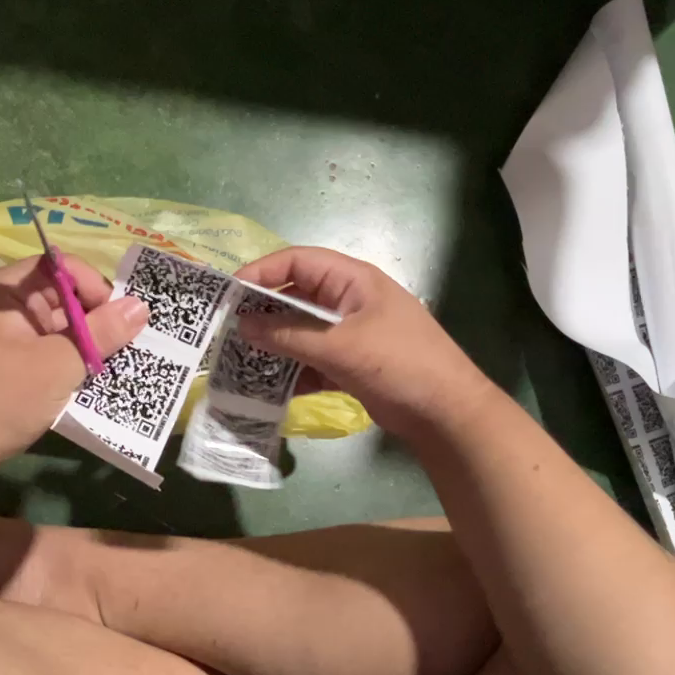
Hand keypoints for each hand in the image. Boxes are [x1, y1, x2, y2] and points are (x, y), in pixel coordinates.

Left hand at [0, 254, 148, 467]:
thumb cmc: (0, 400)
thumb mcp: (58, 365)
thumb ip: (102, 335)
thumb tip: (142, 306)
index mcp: (2, 291)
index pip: (58, 267)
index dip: (93, 287)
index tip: (117, 322)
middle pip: (57, 298)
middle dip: (93, 321)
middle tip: (121, 349)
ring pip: (52, 330)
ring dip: (81, 348)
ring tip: (107, 369)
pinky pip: (40, 353)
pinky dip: (63, 365)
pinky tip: (81, 386)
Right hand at [235, 247, 490, 438]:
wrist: (445, 412)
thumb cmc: (398, 364)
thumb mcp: (339, 347)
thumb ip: (288, 336)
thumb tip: (242, 325)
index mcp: (353, 281)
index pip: (298, 261)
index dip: (262, 272)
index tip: (229, 294)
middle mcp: (350, 301)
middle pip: (297, 297)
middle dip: (264, 313)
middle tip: (228, 331)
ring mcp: (352, 334)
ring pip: (303, 332)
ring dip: (276, 346)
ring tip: (242, 362)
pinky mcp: (352, 364)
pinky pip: (314, 361)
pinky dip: (295, 372)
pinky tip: (271, 388)